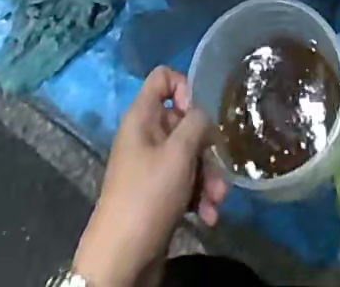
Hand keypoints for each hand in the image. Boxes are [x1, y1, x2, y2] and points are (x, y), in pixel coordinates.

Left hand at [72, 66, 227, 286]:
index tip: (199, 114)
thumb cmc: (147, 197)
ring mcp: (151, 166)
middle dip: (206, 147)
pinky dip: (199, 196)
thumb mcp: (178, 155)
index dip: (185, 87)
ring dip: (208, 177)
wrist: (121, 261)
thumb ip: (196, 124)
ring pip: (188, 155)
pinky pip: (185, 183)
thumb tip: (204, 114)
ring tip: (217, 201)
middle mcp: (146, 135)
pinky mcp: (158, 194)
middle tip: (218, 168)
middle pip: (183, 122)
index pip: (162, 78)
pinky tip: (209, 216)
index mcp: (142, 117)